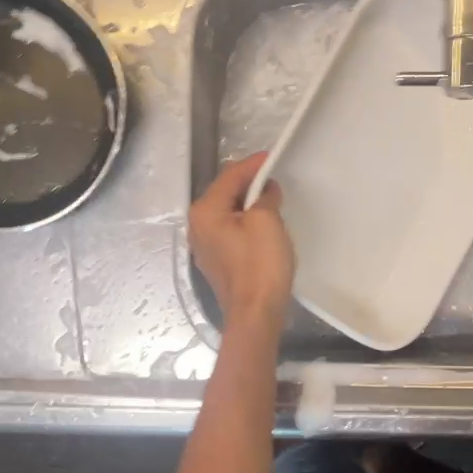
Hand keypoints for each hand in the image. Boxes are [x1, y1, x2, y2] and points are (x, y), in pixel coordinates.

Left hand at [190, 153, 294, 326]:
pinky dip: (245, 223)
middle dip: (249, 184)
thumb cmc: (260, 265)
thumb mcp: (267, 221)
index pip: (229, 176)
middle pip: (224, 194)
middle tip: (274, 178)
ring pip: (227, 214)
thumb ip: (264, 197)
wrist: (255, 314)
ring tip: (272, 200)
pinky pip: (230, 232)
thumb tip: (265, 190)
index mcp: (205, 211)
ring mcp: (204, 247)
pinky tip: (263, 226)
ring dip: (248, 205)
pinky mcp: (216, 263)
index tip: (272, 157)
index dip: (253, 165)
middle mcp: (197, 226)